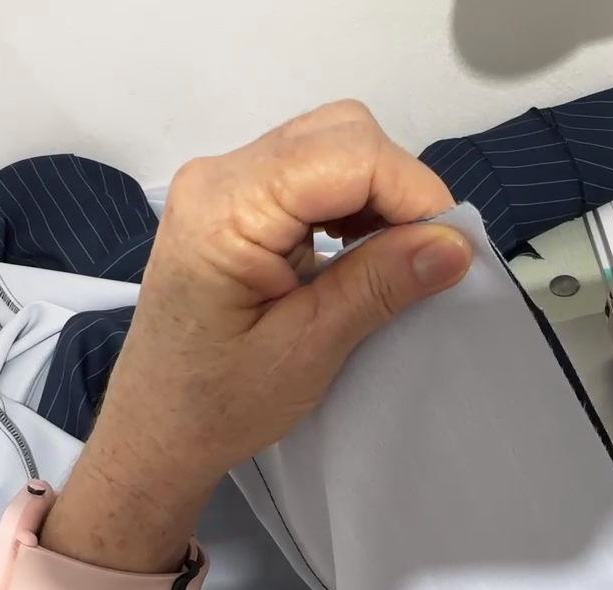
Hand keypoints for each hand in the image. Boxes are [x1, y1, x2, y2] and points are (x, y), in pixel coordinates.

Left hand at [88, 100, 473, 502]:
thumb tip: (453, 244)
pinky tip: (359, 254)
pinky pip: (309, 180)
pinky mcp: (233, 209)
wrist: (158, 431)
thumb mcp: (308, 349)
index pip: (348, 152)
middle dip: (398, 189)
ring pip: (329, 150)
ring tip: (394, 262)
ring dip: (376, 198)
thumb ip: (379, 285)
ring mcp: (223, 188)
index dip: (413, 192)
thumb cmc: (218, 406)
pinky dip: (350, 208)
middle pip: (340, 135)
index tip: (450, 250)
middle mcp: (219, 176)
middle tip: (425, 257)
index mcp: (227, 206)